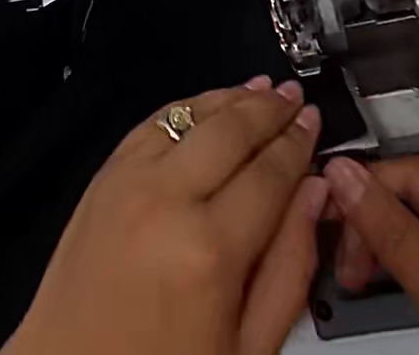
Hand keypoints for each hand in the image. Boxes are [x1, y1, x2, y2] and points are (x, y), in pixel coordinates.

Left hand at [5, 76, 327, 354]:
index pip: (270, 173)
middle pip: (232, 129)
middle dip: (270, 107)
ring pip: (191, 113)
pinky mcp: (104, 175)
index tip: (314, 124)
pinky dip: (185, 106)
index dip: (298, 143)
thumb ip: (290, 266)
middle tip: (293, 97)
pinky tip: (206, 104)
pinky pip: (152, 122)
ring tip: (260, 89)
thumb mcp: (247, 348)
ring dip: (230, 97)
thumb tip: (314, 197)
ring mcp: (128, 180)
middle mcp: (165, 201)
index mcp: (209, 252)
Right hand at [324, 155, 418, 354]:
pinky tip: (390, 280)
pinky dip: (405, 261)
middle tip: (347, 263)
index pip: (409, 173)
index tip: (326, 217)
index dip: (362, 194)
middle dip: (371, 226)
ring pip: (417, 219)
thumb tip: (343, 177)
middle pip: (411, 193)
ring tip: (362, 277)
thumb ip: (395, 235)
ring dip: (384, 245)